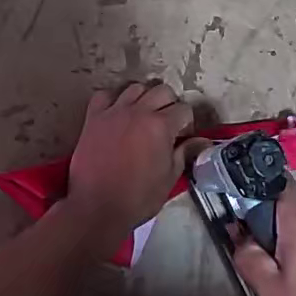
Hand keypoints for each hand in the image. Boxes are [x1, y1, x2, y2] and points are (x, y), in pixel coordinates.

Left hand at [64, 82, 194, 239]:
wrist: (97, 207)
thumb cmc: (138, 196)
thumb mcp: (170, 177)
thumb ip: (185, 153)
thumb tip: (202, 142)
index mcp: (161, 126)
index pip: (184, 109)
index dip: (187, 122)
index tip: (183, 136)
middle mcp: (139, 112)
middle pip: (162, 90)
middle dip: (170, 104)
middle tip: (168, 124)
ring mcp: (114, 112)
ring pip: (136, 88)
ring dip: (145, 98)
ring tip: (144, 116)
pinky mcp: (93, 118)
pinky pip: (106, 95)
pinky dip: (115, 99)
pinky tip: (119, 112)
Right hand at [229, 182, 295, 295]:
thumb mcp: (270, 291)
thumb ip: (249, 258)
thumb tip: (239, 238)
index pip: (278, 186)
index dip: (254, 196)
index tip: (240, 220)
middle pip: (288, 210)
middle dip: (267, 230)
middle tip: (256, 262)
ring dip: (285, 247)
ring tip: (279, 283)